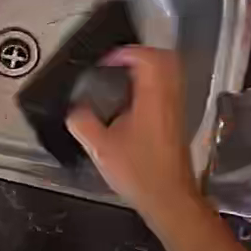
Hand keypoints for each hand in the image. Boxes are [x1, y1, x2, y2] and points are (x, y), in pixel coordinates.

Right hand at [67, 47, 202, 217]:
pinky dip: (150, 85)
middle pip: (164, 58)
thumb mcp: (99, 147)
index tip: (105, 63)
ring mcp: (176, 109)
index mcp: (152, 97)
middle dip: (138, 55)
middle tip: (116, 64)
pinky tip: (129, 102)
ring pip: (168, 73)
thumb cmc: (138, 172)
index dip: (124, 53)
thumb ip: (82, 122)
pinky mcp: (176, 121)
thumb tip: (74, 110)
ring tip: (120, 80)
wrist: (169, 198)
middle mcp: (169, 98)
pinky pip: (167, 89)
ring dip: (145, 69)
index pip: (146, 58)